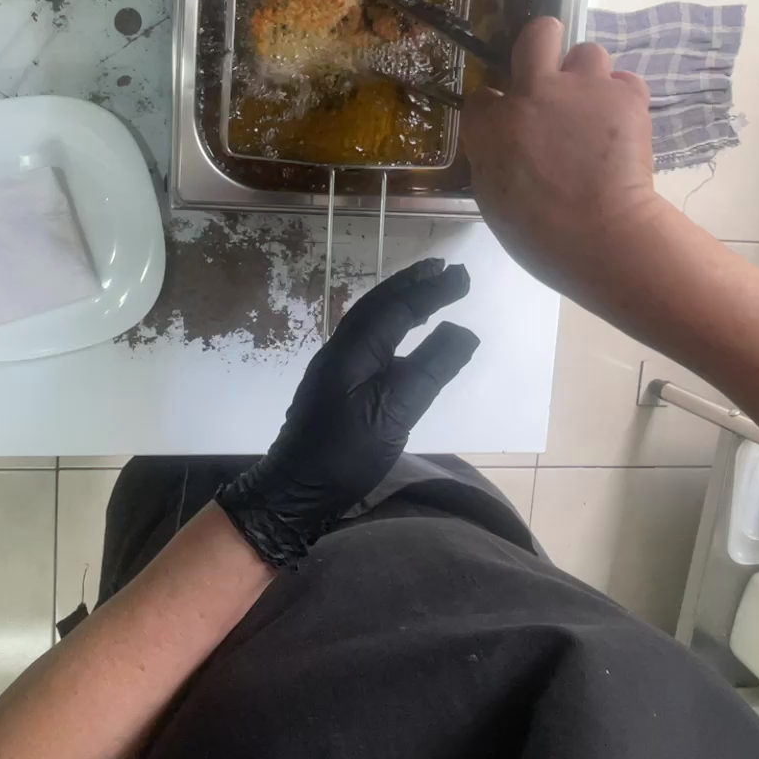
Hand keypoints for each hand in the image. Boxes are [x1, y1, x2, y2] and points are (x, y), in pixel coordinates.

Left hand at [215, 259, 480, 566]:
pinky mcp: (336, 384)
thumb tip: (464, 329)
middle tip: (445, 269)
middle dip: (413, 284)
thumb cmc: (344, 452)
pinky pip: (368, 338)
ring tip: (428, 289)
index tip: (462, 275)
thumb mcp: (395, 413)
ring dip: (399, 300)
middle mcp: (341, 348)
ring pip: (370, 319)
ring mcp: (336, 366)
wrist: (294, 489)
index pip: (398, 307)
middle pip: (379, 304)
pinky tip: (403, 335)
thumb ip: (430, 369)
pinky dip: (390, 324)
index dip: (431, 290)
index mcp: (354, 349)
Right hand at [461, 17, 674, 293]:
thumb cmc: (534, 230)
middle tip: (551, 77)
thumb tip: (507, 141)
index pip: (483, 94)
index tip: (507, 123)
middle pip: (539, 34)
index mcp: (490, 124)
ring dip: (586, 78)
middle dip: (544, 46)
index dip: (496, 106)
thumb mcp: (490, 193)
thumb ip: (494, 153)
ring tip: (592, 111)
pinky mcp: (625, 94)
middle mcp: (532, 93)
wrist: (598, 233)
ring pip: (587, 53)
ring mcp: (581, 88)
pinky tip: (617, 128)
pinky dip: (619, 99)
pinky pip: (623, 81)